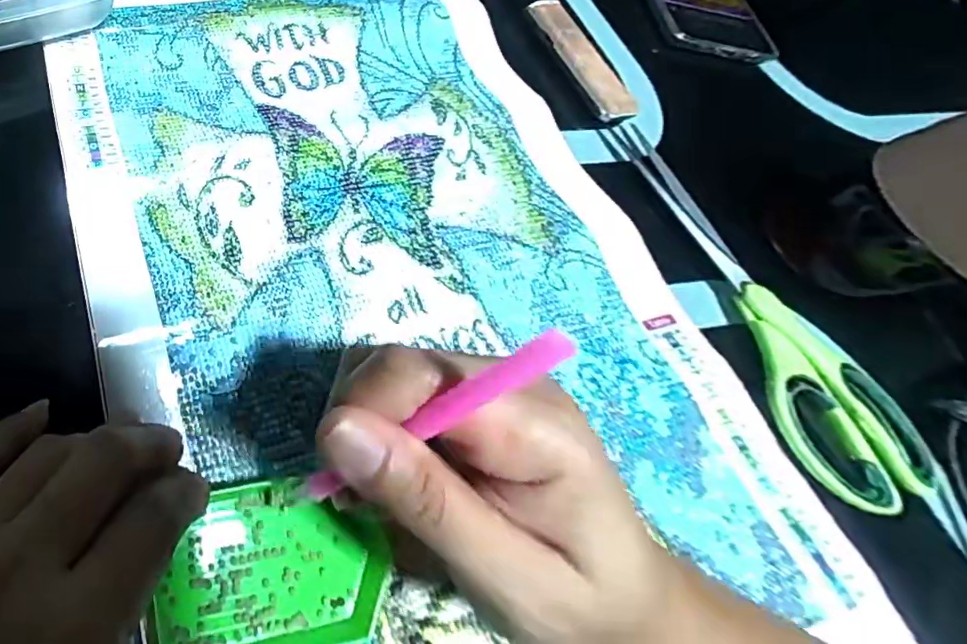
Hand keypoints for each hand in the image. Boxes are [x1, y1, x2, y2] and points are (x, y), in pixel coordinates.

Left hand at [0, 401, 209, 643]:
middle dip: (147, 445)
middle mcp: (21, 566)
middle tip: (165, 445)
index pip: (148, 526)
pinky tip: (44, 412)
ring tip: (113, 442)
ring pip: (48, 452)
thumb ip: (122, 610)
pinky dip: (17, 426)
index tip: (193, 483)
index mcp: (71, 627)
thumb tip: (157, 527)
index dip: (181, 493)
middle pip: (102, 465)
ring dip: (93, 439)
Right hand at [315, 346, 809, 643]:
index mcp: (531, 418)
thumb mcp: (503, 573)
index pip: (417, 374)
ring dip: (365, 424)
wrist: (631, 604)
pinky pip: (405, 387)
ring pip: (392, 369)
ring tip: (375, 490)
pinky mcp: (474, 391)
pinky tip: (395, 473)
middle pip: (397, 363)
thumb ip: (424, 499)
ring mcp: (491, 378)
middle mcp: (508, 377)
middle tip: (355, 496)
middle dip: (358, 421)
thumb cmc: (577, 603)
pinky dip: (381, 426)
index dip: (362, 413)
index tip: (339, 482)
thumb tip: (335, 428)